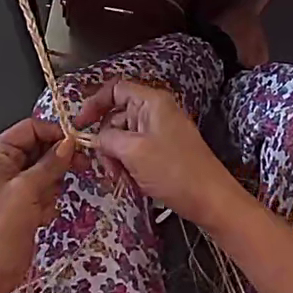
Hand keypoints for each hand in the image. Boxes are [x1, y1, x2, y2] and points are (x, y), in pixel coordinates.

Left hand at [0, 117, 76, 292]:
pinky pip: (40, 195)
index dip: (55, 134)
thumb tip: (69, 143)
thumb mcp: (27, 191)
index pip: (29, 129)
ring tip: (42, 206)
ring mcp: (8, 188)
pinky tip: (40, 218)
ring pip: (42, 174)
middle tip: (81, 169)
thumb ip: (50, 164)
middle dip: (55, 164)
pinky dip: (45, 204)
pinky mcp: (17, 208)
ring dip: (50, 188)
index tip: (80, 144)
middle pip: (38, 150)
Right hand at [85, 80, 250, 229]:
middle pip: (117, 116)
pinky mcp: (166, 151)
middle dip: (106, 141)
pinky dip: (130, 164)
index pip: (114, 89)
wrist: (214, 202)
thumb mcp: (132, 151)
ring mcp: (162, 131)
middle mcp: (157, 111)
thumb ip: (106, 138)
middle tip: (106, 166)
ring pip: (124, 136)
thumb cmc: (174, 171)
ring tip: (121, 178)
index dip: (93, 104)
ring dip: (117, 157)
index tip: (79, 126)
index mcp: (151, 102)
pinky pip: (137, 150)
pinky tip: (133, 182)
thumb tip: (94, 138)